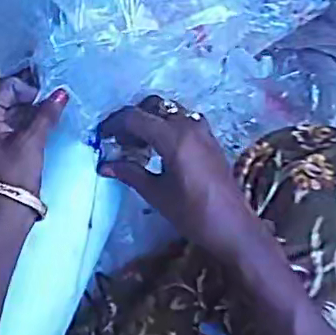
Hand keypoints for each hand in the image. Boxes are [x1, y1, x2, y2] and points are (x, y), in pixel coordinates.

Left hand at [0, 77, 67, 195]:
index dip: (31, 91)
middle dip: (33, 102)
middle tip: (53, 110)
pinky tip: (43, 130)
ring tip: (51, 120)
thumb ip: (47, 114)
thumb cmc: (17, 173)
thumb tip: (61, 92)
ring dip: (33, 113)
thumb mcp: (33, 140)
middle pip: (11, 98)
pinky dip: (29, 124)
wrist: (9, 208)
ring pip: (15, 112)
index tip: (49, 103)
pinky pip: (15, 125)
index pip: (9, 87)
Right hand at [98, 98, 271, 264]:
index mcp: (174, 138)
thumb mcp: (157, 194)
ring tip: (135, 146)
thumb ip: (130, 173)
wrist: (234, 228)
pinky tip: (157, 150)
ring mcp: (202, 130)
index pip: (134, 117)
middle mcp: (189, 126)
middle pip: (152, 106)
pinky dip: (165, 127)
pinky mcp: (209, 139)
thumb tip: (105, 164)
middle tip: (117, 140)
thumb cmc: (194, 214)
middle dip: (131, 119)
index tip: (101, 137)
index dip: (113, 124)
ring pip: (168, 111)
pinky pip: (182, 120)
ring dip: (149, 122)